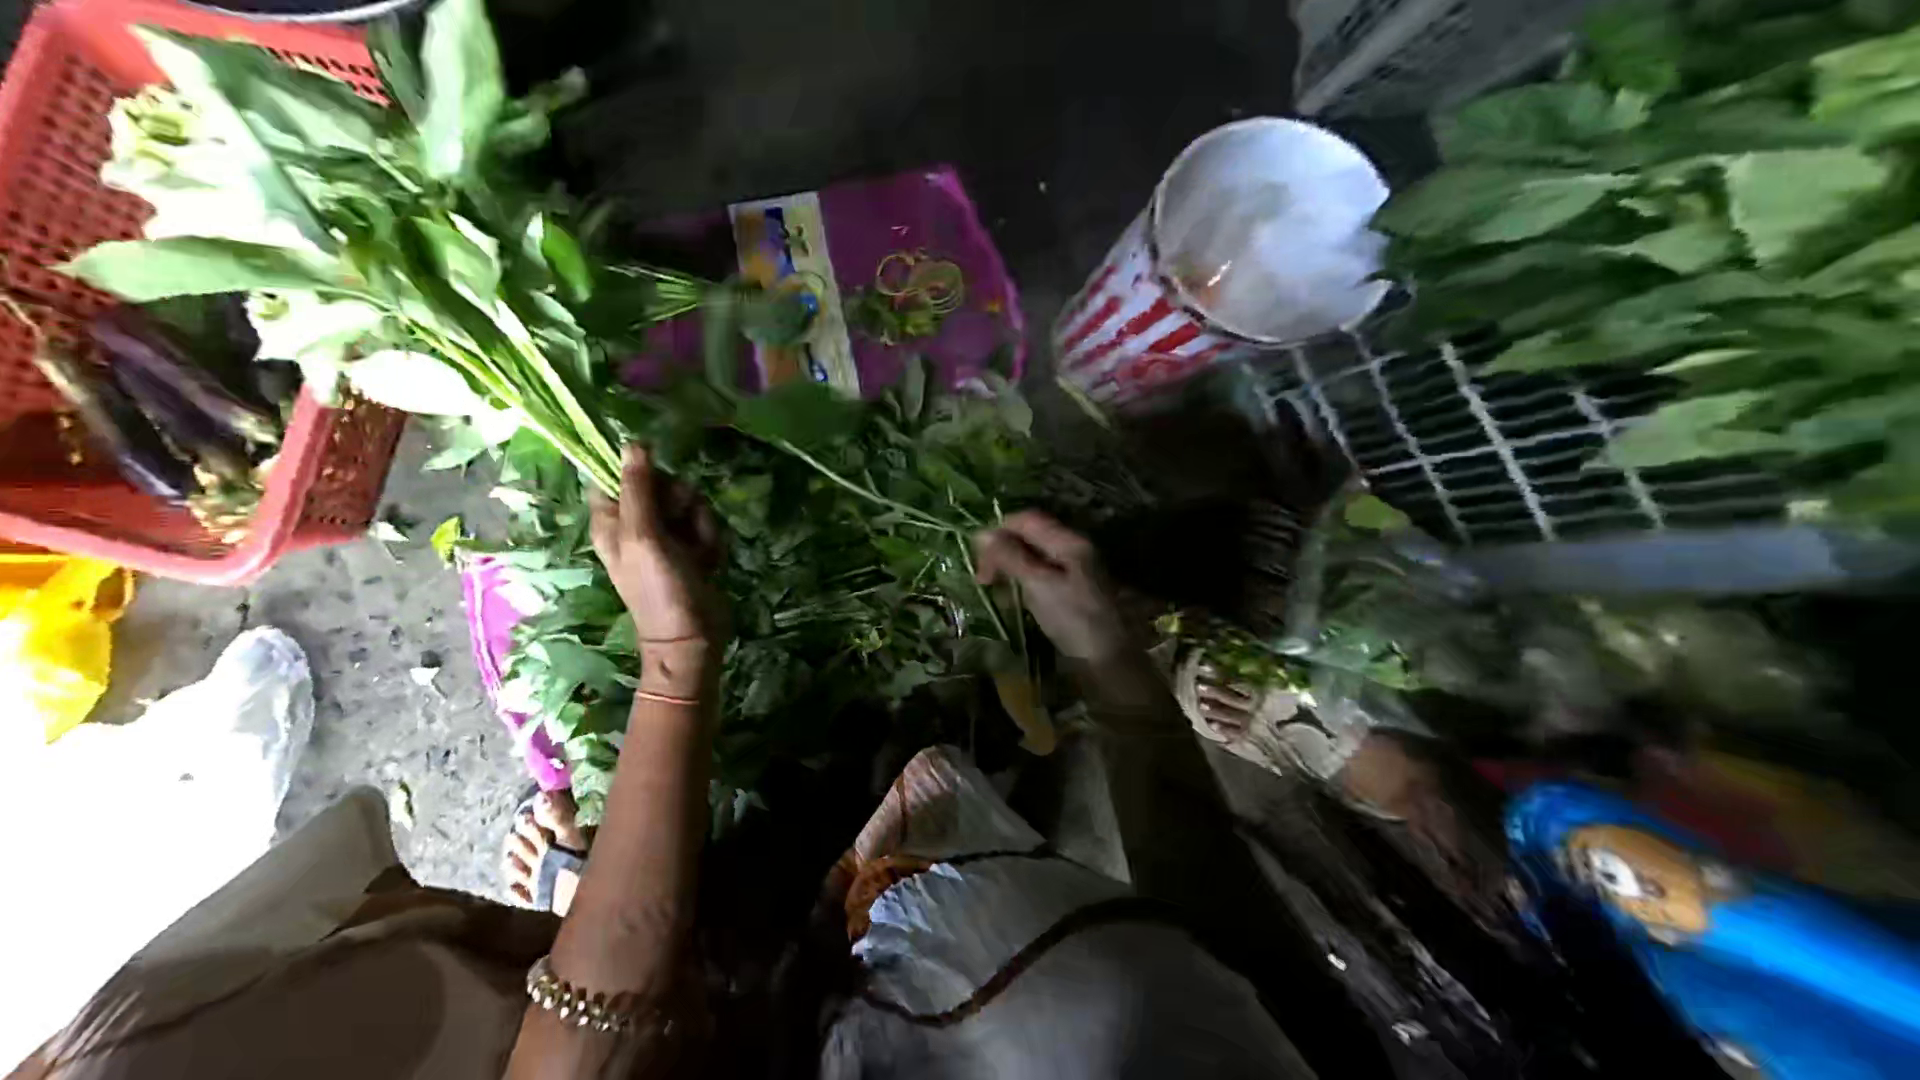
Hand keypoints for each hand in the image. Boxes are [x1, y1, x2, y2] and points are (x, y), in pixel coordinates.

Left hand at [589, 445, 727, 644]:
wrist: (693, 636)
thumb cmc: (659, 589)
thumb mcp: (643, 536)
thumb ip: (637, 489)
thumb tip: (632, 442)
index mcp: (612, 520)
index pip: (617, 474)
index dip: (641, 472)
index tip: (658, 484)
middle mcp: (637, 524)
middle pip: (662, 484)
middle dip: (682, 501)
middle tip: (681, 523)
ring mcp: (667, 537)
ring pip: (691, 503)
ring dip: (702, 524)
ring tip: (698, 552)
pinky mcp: (693, 547)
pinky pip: (706, 524)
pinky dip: (712, 541)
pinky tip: (709, 561)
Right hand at [973, 511, 1133, 662]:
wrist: (1110, 658)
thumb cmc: (1074, 619)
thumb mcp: (1038, 585)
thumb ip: (1011, 557)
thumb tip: (981, 533)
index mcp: (1068, 542)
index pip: (1027, 520)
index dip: (999, 531)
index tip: (979, 559)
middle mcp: (1073, 549)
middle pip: (1030, 537)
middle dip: (1002, 551)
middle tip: (983, 579)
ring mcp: (1074, 570)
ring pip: (1033, 557)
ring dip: (1010, 568)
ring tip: (994, 590)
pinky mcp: (1073, 591)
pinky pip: (1041, 576)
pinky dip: (1023, 583)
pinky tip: (1013, 600)